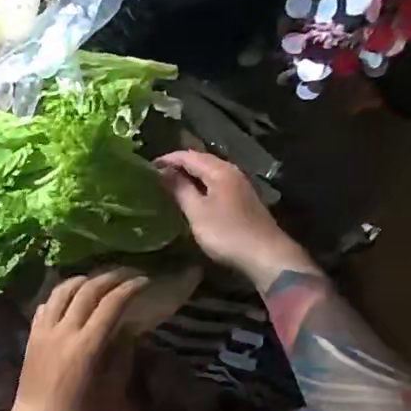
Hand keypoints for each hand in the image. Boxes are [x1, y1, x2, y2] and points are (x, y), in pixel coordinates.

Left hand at [8, 271, 148, 410]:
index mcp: (87, 345)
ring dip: (82, 280)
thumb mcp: (114, 394)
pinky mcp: (31, 336)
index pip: (110, 304)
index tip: (145, 281)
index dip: (129, 288)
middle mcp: (63, 331)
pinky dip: (60, 294)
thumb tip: (129, 330)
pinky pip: (45, 305)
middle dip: (109, 277)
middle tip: (128, 274)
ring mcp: (43, 331)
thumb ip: (122, 358)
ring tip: (99, 279)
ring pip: (61, 292)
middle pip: (86, 290)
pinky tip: (71, 297)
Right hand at [155, 150, 317, 288]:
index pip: (188, 156)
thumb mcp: (196, 211)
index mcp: (220, 172)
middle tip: (153, 175)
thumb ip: (179, 189)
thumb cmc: (226, 232)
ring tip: (166, 183)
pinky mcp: (241, 198)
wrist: (265, 254)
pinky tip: (188, 193)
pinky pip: (215, 182)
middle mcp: (232, 172)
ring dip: (188, 174)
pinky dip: (198, 183)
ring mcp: (239, 185)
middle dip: (177, 164)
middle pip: (201, 160)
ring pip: (208, 171)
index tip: (145, 168)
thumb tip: (162, 172)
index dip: (167, 159)